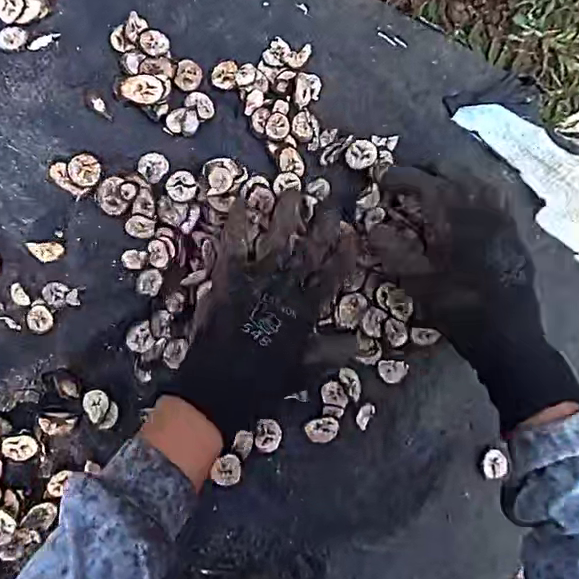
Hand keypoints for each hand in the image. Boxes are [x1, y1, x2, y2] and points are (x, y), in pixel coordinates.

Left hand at [161, 189, 356, 434]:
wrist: (218, 388)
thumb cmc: (262, 383)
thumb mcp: (304, 370)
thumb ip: (330, 352)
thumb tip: (360, 342)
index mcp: (305, 312)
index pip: (332, 275)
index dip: (343, 252)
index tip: (350, 231)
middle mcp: (284, 289)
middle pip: (308, 250)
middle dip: (320, 224)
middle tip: (327, 201)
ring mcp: (254, 280)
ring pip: (276, 238)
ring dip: (284, 213)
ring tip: (290, 190)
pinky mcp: (226, 276)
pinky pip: (234, 241)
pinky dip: (238, 219)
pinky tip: (242, 199)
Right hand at [367, 166, 578, 432]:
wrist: (507, 332)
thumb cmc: (455, 304)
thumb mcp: (411, 277)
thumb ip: (388, 245)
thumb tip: (373, 224)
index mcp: (450, 208)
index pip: (416, 178)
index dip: (393, 177)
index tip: (378, 180)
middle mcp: (478, 200)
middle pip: (446, 167)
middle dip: (420, 172)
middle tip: (400, 187)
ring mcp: (500, 210)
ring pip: (470, 175)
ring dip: (445, 178)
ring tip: (427, 195)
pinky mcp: (513, 224)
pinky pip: (488, 191)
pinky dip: (468, 190)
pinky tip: (458, 207)